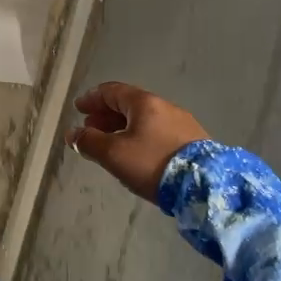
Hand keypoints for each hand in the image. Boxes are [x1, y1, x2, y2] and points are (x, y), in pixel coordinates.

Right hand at [65, 81, 209, 202]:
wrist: (208, 189)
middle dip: (107, 115)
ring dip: (125, 128)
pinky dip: (143, 137)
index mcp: (144, 103)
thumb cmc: (153, 163)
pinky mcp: (197, 145)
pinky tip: (140, 155)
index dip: (92, 98)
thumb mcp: (113, 154)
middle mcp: (165, 107)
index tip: (79, 109)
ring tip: (114, 145)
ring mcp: (184, 125)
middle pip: (129, 105)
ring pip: (146, 121)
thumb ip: (89, 141)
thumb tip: (72, 134)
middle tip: (92, 129)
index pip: (111, 91)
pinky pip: (161, 133)